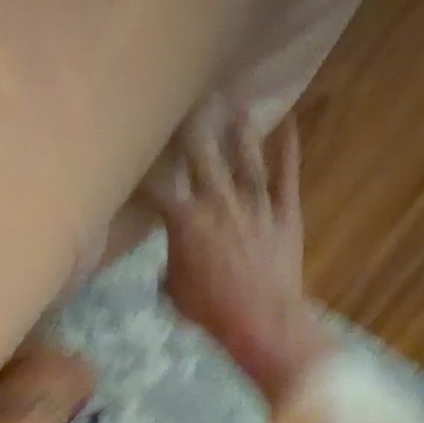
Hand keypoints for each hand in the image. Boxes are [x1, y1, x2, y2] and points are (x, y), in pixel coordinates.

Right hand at [140, 115, 332, 406]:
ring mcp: (255, 203)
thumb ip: (171, 265)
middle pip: (201, 154)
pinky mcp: (285, 211)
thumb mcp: (175, 291)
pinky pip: (286, 174)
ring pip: (244, 157)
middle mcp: (218, 202)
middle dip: (192, 127)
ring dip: (239, 129)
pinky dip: (287, 147)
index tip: (136, 153)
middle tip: (187, 101)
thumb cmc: (211, 311)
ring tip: (234, 103)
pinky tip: (287, 121)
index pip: (156, 187)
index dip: (144, 169)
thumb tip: (171, 261)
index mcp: (184, 221)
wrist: (263, 321)